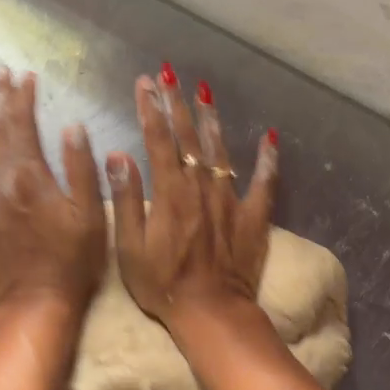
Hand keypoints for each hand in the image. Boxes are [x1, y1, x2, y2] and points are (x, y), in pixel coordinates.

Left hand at [0, 68, 106, 312]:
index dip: (24, 97)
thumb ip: (81, 167)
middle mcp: (1, 180)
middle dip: (0, 97)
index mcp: (31, 175)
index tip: (26, 75)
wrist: (35, 305)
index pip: (24, 124)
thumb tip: (73, 125)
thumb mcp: (91, 215)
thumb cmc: (73, 262)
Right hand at [105, 65, 277, 326]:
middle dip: (177, 103)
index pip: (158, 140)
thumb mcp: (129, 248)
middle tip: (170, 74)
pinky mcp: (252, 218)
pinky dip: (267, 160)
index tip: (145, 83)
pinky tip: (270, 137)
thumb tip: (119, 154)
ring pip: (220, 151)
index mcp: (169, 193)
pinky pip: (263, 183)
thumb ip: (127, 199)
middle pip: (188, 137)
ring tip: (205, 91)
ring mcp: (229, 201)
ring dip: (211, 120)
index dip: (150, 109)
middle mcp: (200, 188)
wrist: (211, 314)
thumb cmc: (162, 285)